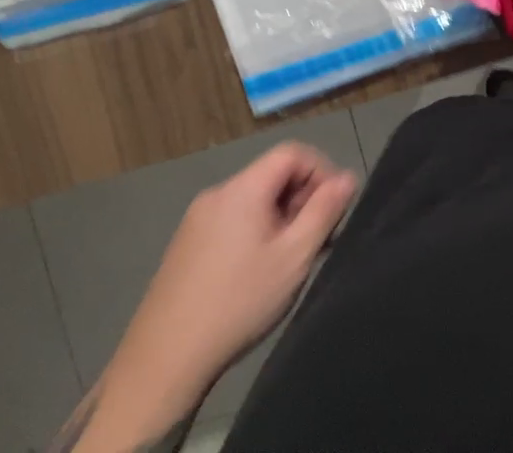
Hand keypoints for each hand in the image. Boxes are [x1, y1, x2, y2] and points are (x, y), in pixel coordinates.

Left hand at [101, 142, 358, 405]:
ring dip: (283, 218)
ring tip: (294, 260)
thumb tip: (348, 177)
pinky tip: (262, 272)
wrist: (165, 359)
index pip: (292, 153)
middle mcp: (216, 195)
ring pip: (255, 201)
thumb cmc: (239, 302)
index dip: (322, 171)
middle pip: (272, 175)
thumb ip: (325, 211)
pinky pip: (234, 221)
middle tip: (320, 240)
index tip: (335, 209)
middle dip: (304, 198)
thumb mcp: (295, 256)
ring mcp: (196, 221)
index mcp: (242, 190)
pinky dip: (258, 232)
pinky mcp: (186, 245)